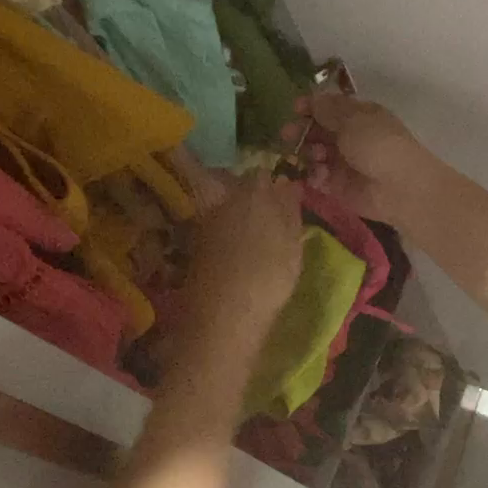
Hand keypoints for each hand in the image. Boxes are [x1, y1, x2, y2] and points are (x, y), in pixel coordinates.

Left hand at [181, 172, 304, 357]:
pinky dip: (227, 237)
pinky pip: (216, 229)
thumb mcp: (292, 244)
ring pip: (226, 209)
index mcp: (253, 194)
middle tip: (269, 220)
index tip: (281, 198)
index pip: (261, 175)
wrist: (225, 313)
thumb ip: (291, 211)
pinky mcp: (195, 245)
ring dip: (238, 219)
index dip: (270, 185)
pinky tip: (238, 255)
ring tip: (255, 240)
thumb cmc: (269, 276)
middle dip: (252, 199)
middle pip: (239, 190)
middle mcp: (225, 201)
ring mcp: (206, 222)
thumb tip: (289, 185)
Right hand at [285, 94, 430, 222]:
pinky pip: (318, 178)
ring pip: (315, 154)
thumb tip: (313, 98)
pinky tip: (318, 177)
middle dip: (302, 131)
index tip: (294, 109)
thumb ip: (328, 110)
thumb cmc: (378, 144)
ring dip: (309, 154)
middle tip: (288, 135)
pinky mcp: (339, 187)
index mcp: (359, 115)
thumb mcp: (352, 120)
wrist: (399, 187)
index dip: (311, 107)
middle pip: (318, 131)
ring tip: (316, 158)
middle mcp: (351, 137)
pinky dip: (314, 176)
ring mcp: (344, 163)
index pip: (330, 108)